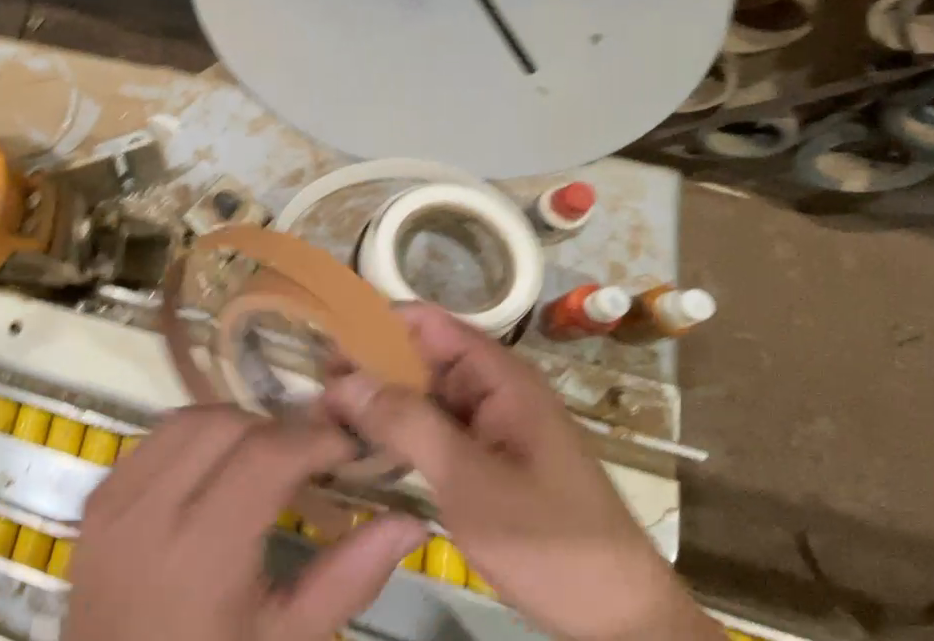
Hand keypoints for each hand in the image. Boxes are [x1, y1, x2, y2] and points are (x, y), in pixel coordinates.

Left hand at [65, 406, 427, 640]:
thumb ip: (347, 577)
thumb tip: (408, 520)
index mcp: (203, 553)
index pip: (266, 454)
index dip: (315, 439)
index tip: (349, 448)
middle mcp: (150, 510)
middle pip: (226, 424)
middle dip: (277, 430)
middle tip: (311, 460)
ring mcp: (114, 498)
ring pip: (185, 419)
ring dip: (233, 426)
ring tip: (267, 460)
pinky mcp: (94, 497)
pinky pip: (151, 439)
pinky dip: (191, 438)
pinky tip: (215, 469)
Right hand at [324, 304, 720, 640]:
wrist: (620, 622)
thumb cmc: (550, 542)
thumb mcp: (470, 481)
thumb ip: (406, 423)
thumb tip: (343, 378)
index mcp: (500, 379)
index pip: (427, 323)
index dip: (375, 324)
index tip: (323, 346)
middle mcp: (493, 392)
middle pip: (419, 358)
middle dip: (367, 368)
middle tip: (313, 395)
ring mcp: (490, 429)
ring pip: (421, 396)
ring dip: (378, 403)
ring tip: (324, 421)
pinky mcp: (486, 462)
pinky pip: (433, 431)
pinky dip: (398, 434)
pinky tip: (361, 450)